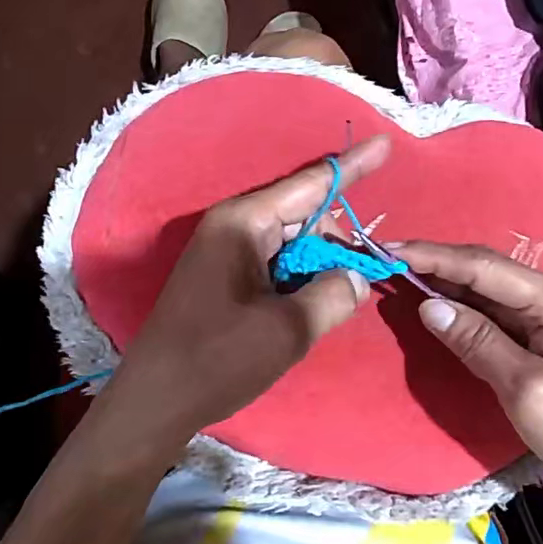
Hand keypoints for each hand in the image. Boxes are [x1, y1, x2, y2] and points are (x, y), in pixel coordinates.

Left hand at [97, 136, 391, 438]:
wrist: (156, 401)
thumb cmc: (218, 359)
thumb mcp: (289, 329)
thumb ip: (333, 294)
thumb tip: (357, 276)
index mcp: (244, 223)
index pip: (310, 185)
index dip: (352, 166)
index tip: (386, 142)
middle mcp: (233, 227)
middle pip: (304, 215)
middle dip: (338, 239)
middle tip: (364, 272)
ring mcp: (225, 252)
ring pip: (292, 243)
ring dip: (320, 264)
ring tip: (336, 297)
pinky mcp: (224, 277)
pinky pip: (276, 264)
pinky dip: (300, 279)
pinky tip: (312, 304)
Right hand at [389, 241, 542, 510]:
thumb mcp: (526, 388)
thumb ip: (477, 341)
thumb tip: (428, 305)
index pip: (484, 267)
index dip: (435, 257)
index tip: (390, 248)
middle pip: (483, 269)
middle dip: (434, 262)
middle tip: (384, 256)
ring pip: (483, 288)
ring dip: (442, 280)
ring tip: (396, 270)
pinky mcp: (535, 333)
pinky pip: (489, 310)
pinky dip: (457, 303)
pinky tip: (430, 297)